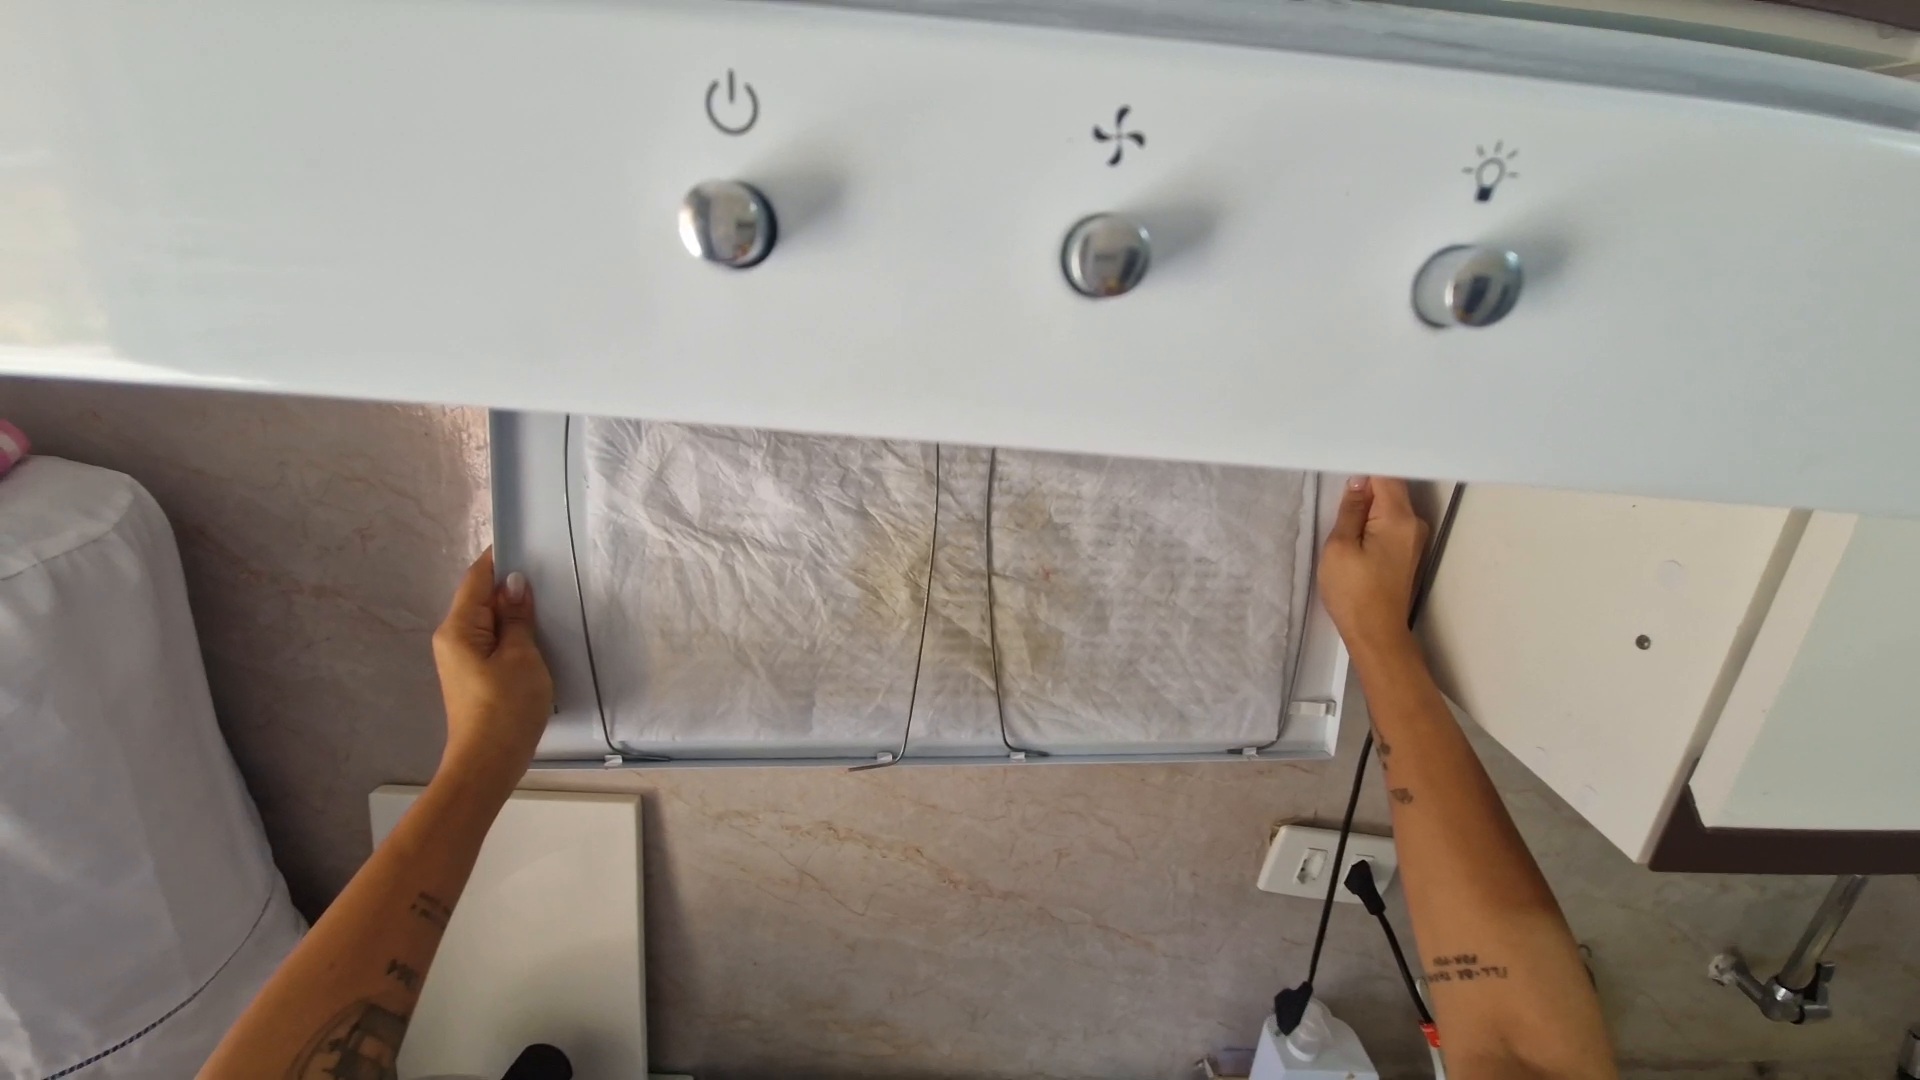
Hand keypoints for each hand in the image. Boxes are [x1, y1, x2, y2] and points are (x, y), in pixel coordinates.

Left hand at [431, 548, 553, 791]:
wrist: (488, 763)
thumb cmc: (506, 707)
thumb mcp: (521, 656)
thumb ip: (518, 618)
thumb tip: (515, 582)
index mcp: (459, 628)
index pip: (477, 579)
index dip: (499, 557)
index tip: (527, 539)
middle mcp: (453, 638)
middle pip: (482, 597)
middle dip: (511, 583)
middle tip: (550, 567)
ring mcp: (462, 658)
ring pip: (490, 619)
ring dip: (515, 608)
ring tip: (549, 596)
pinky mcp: (475, 674)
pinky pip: (494, 639)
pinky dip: (513, 629)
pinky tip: (537, 630)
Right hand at [1318, 477, 1430, 660]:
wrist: (1375, 632)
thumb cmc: (1353, 590)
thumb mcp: (1339, 546)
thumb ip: (1350, 510)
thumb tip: (1358, 483)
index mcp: (1399, 519)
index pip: (1387, 476)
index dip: (1364, 470)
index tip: (1342, 469)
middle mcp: (1414, 524)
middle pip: (1391, 490)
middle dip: (1364, 488)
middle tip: (1336, 493)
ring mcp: (1413, 539)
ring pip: (1390, 507)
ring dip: (1367, 506)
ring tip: (1342, 513)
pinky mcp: (1407, 552)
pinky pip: (1390, 524)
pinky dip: (1372, 521)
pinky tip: (1354, 531)